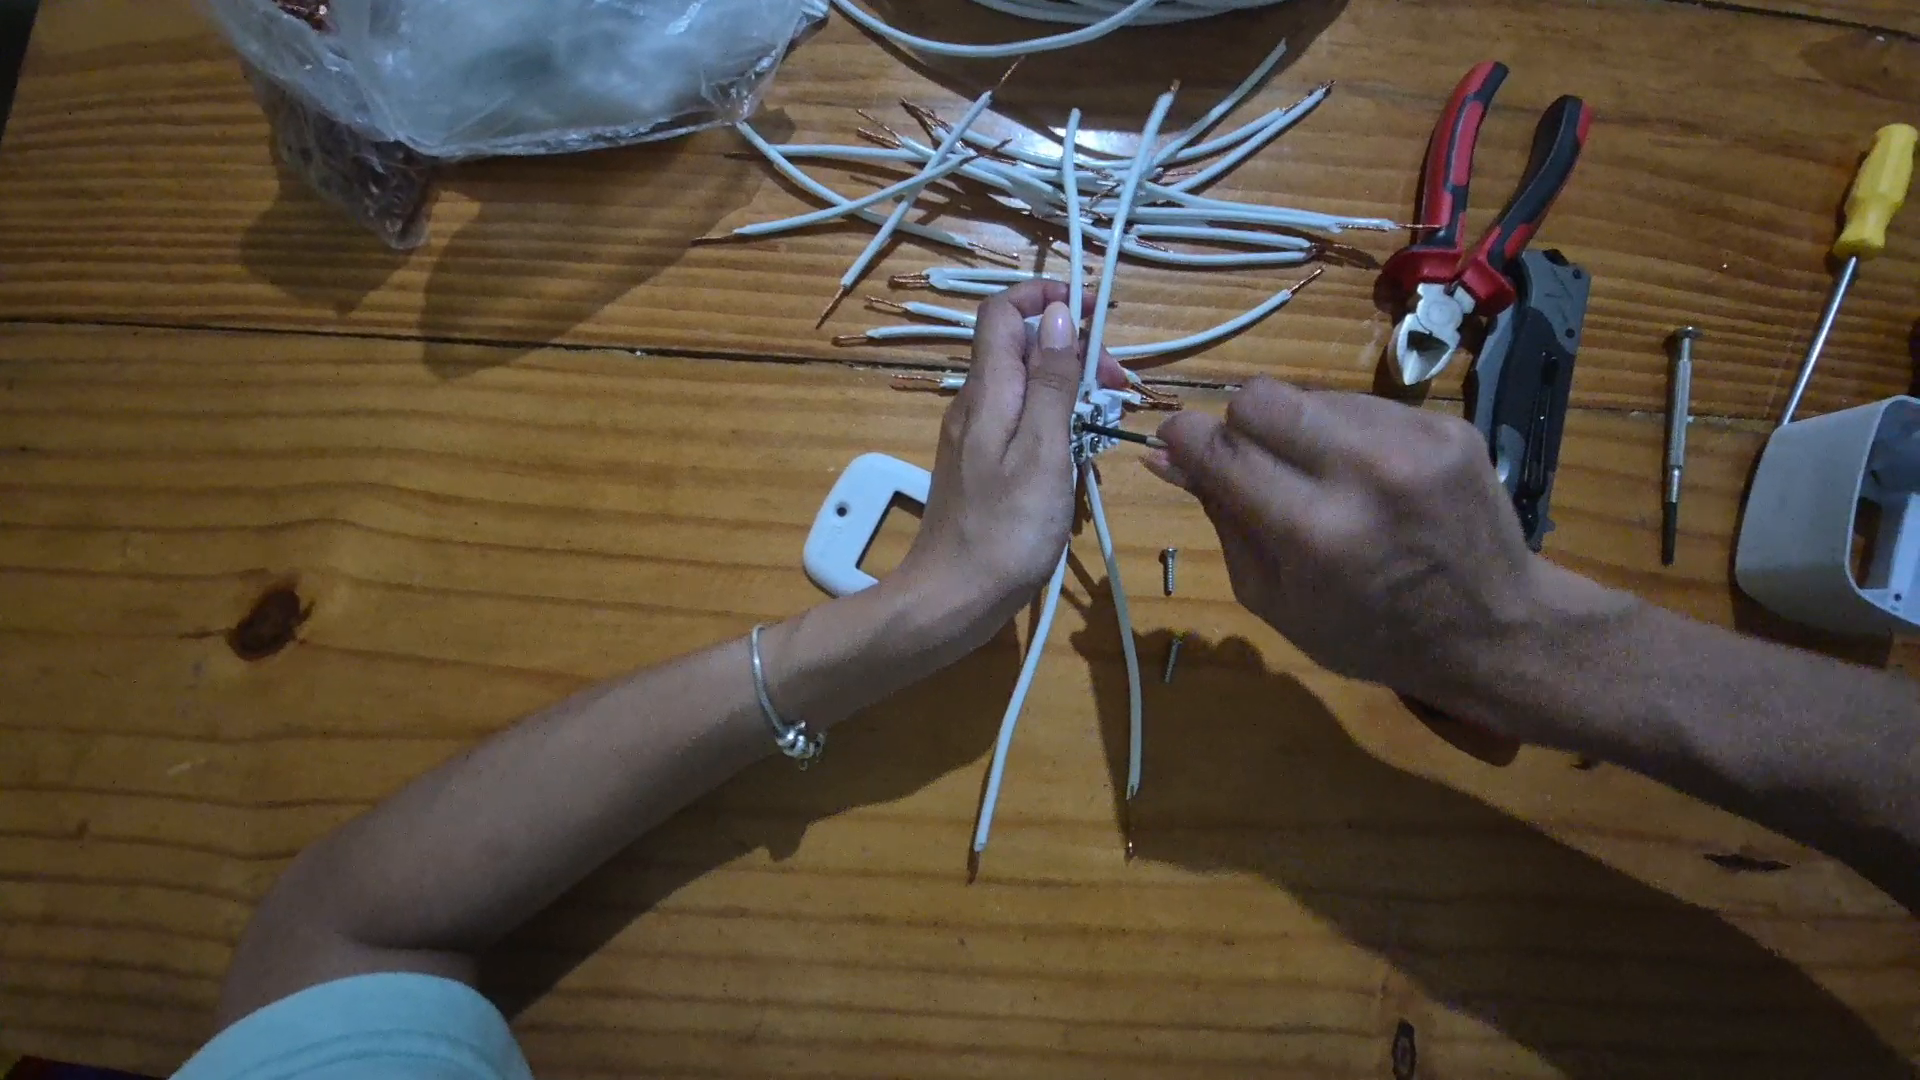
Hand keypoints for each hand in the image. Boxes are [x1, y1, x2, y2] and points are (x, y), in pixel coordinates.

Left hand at [895, 280, 1124, 643]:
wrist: (952, 598)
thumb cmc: (1006, 531)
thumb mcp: (1042, 452)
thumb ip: (1049, 382)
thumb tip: (1058, 314)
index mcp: (987, 393)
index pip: (1003, 311)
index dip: (1045, 297)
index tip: (1095, 312)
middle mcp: (973, 405)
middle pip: (1019, 348)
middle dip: (1070, 350)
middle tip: (1117, 386)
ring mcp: (973, 438)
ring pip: (1022, 388)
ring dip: (1066, 390)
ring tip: (1104, 421)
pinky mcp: (979, 467)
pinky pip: (1018, 425)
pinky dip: (1051, 424)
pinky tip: (1075, 457)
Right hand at [1149, 378, 1600, 714]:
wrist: (1492, 629)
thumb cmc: (1362, 631)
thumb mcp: (1269, 596)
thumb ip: (1220, 517)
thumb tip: (1167, 457)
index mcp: (1312, 533)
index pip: (1222, 450)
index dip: (1182, 435)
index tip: (1173, 440)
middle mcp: (1364, 474)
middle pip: (1260, 397)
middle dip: (1236, 423)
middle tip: (1249, 461)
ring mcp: (1413, 442)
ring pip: (1308, 395)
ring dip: (1293, 430)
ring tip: (1318, 479)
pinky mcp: (1446, 426)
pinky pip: (1358, 404)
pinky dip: (1340, 433)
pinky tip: (1362, 475)